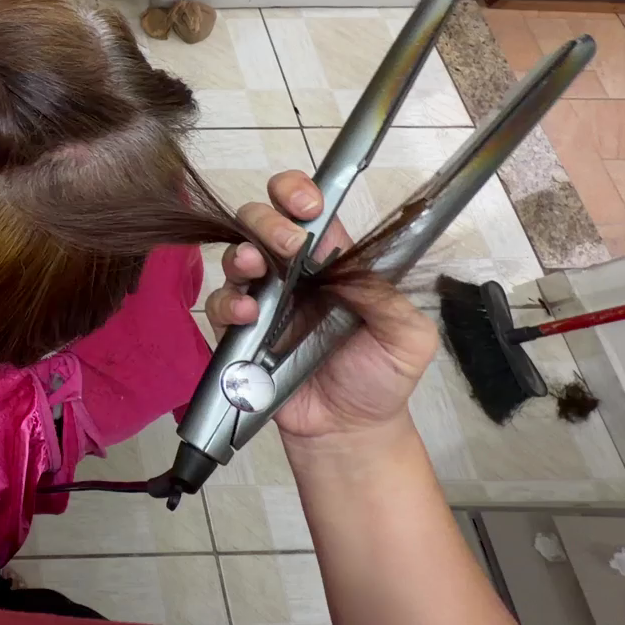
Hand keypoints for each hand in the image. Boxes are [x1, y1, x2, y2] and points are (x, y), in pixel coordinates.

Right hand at [203, 171, 438, 442]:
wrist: (349, 430)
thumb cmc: (379, 376)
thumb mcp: (406, 335)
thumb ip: (383, 295)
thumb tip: (343, 263)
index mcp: (329, 260)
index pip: (306, 209)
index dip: (298, 193)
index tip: (307, 207)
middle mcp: (288, 270)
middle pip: (259, 219)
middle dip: (267, 220)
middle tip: (285, 243)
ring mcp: (259, 296)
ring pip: (234, 253)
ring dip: (241, 254)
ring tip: (254, 270)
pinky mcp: (236, 327)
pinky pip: (218, 302)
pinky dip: (228, 303)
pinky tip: (247, 315)